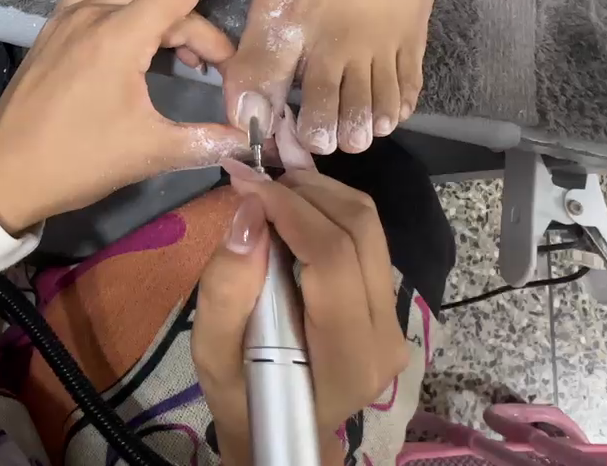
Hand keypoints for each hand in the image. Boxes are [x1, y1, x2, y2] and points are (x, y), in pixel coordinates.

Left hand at [0, 0, 287, 233]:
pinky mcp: (53, 29)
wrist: (3, 173)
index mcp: (118, 35)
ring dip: (164, 13)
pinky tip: (135, 35)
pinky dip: (127, 5)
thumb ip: (205, 139)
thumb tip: (250, 138)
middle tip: (217, 70)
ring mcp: (67, 17)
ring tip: (182, 54)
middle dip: (200, 26)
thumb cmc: (76, 161)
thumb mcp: (148, 152)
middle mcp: (92, 12)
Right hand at [191, 157, 412, 462]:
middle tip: (252, 182)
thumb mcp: (213, 353)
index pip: (332, 256)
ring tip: (267, 189)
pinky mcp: (385, 299)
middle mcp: (386, 334)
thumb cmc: (241, 394)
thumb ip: (227, 288)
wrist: (275, 426)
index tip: (242, 180)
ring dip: (315, 191)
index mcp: (348, 357)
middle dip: (301, 190)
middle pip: (358, 228)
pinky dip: (325, 203)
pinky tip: (289, 199)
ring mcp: (393, 316)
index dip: (288, 207)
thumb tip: (248, 211)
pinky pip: (364, 232)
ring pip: (366, 222)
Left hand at [224, 0, 457, 153]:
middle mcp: (345, 46)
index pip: (274, 94)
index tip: (259, 136)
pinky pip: (409, 81)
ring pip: (371, 104)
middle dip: (316, 133)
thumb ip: (262, 41)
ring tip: (348, 139)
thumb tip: (243, 98)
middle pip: (330, 109)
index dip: (265, 119)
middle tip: (309, 149)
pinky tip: (388, 113)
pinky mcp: (418, 27)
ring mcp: (387, 39)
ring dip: (357, 125)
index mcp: (298, 29)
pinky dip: (396, 103)